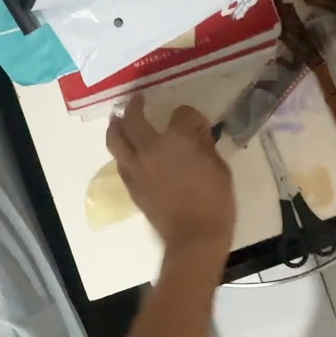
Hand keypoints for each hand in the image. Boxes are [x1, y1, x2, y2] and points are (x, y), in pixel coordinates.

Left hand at [106, 94, 234, 255]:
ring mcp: (136, 167)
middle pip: (134, 117)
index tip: (197, 124)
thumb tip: (196, 134)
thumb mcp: (220, 168)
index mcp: (177, 139)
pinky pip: (120, 161)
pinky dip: (122, 151)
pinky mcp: (131, 184)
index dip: (191, 117)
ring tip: (118, 119)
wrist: (194, 236)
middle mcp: (150, 148)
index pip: (181, 113)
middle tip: (138, 100)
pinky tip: (127, 150)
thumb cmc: (215, 202)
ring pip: (116, 138)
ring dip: (117, 125)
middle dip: (136, 105)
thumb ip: (204, 145)